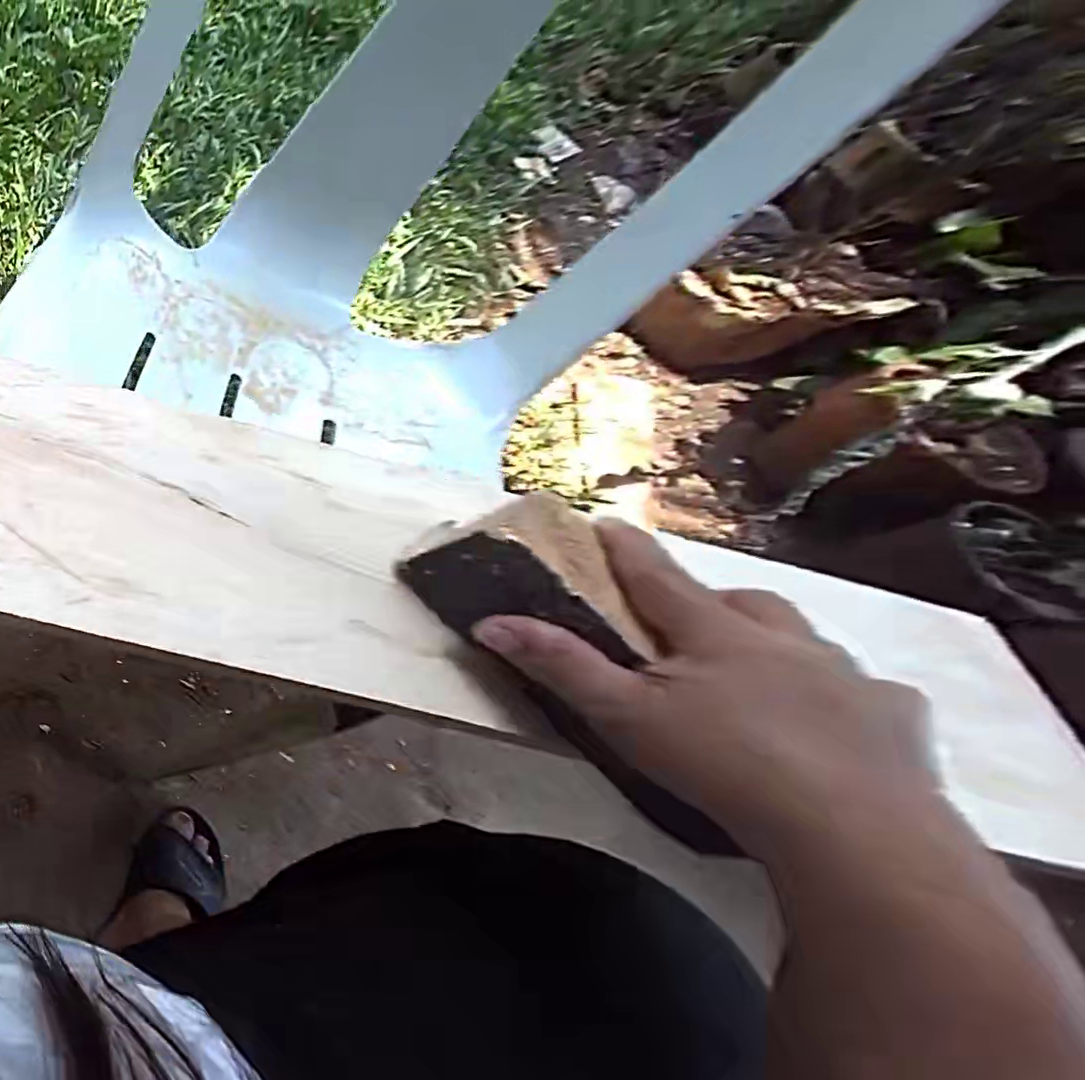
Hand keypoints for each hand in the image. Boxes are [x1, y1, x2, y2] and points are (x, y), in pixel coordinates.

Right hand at [472, 520, 940, 859]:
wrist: (858, 837)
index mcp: (715, 634)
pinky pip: (867, 689)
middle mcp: (785, 642)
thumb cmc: (723, 764)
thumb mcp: (622, 715)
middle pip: (739, 600)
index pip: (657, 576)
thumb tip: (490, 621)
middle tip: (680, 622)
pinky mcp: (896, 722)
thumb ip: (559, 664)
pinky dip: (837, 690)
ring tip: (745, 668)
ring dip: (767, 638)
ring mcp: (848, 679)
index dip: (625, 548)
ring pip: (801, 636)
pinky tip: (828, 717)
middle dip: (705, 599)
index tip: (604, 522)